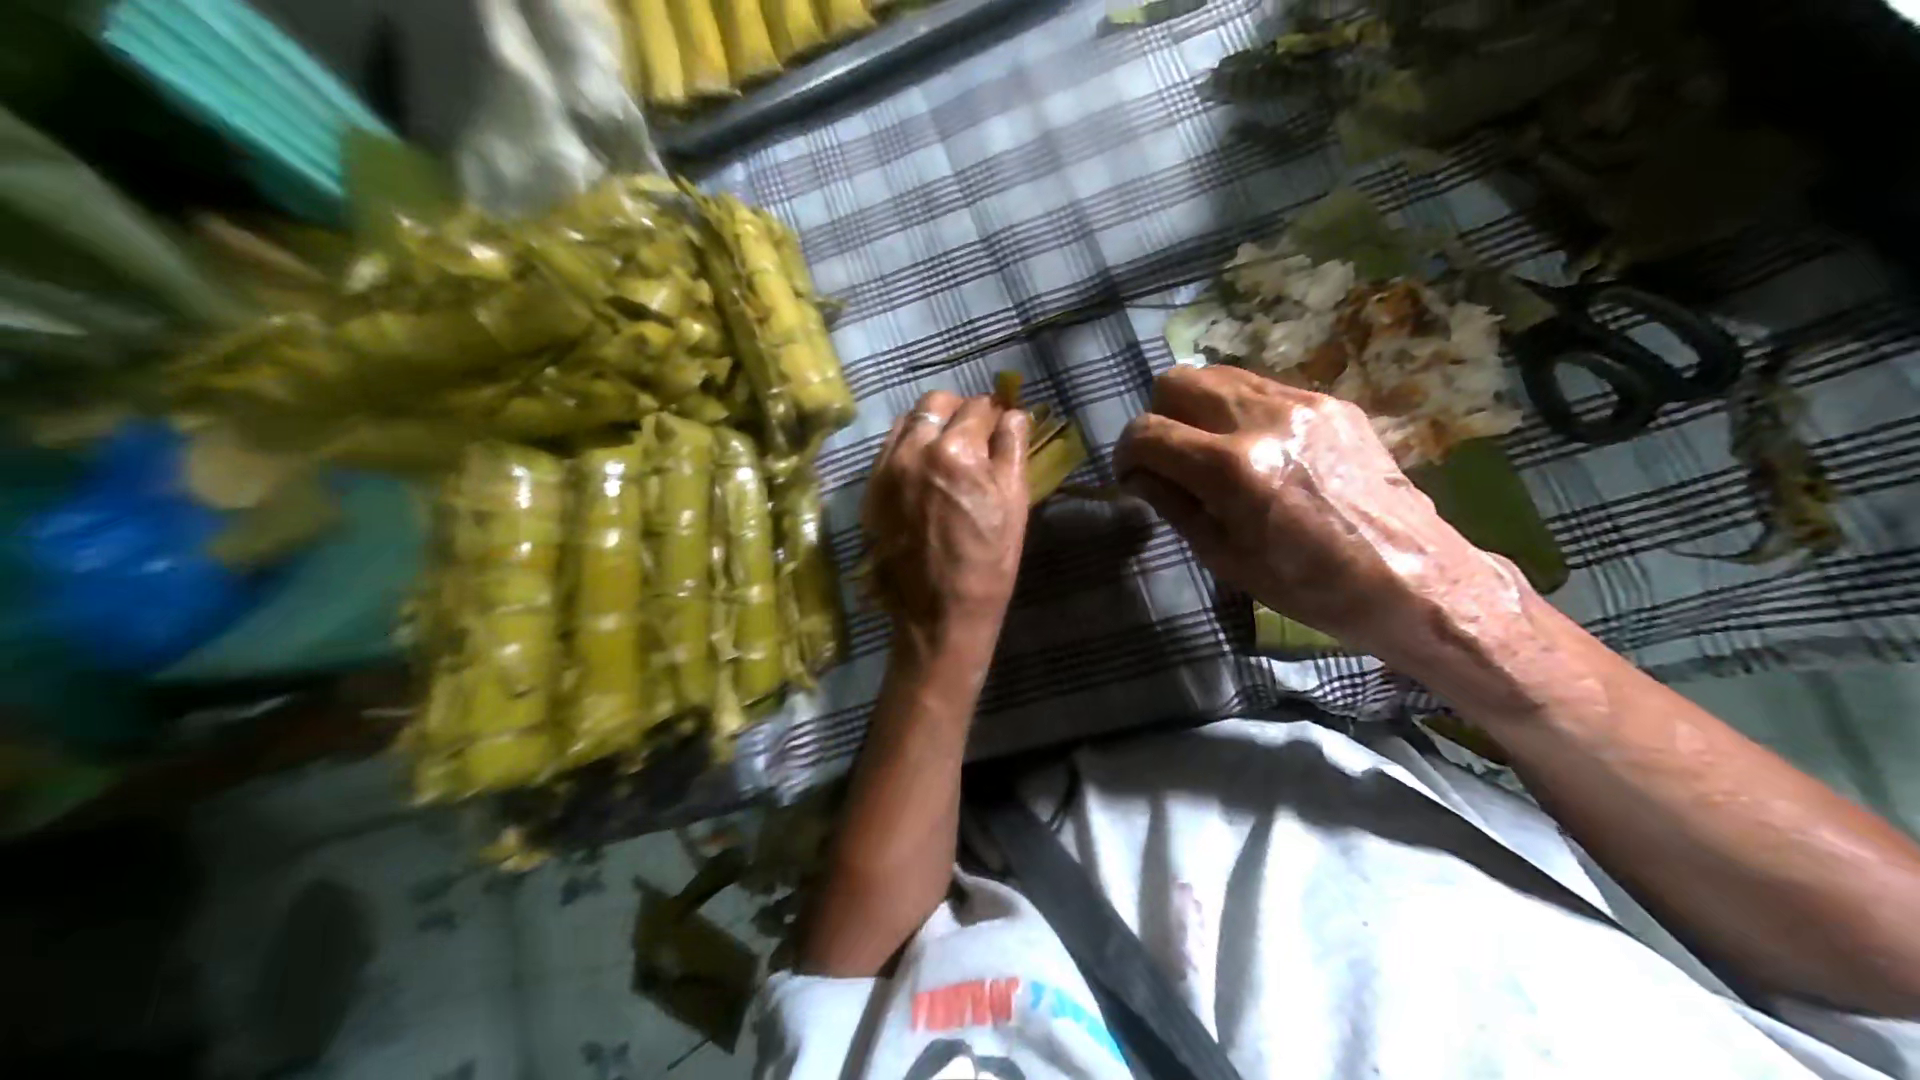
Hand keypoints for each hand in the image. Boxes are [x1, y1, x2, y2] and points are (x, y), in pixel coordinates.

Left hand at [864, 391, 1030, 650]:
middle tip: (974, 435)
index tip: (1001, 427)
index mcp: (955, 450)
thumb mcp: (1013, 502)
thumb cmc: (989, 560)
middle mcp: (912, 450)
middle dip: (959, 411)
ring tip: (947, 452)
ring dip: (930, 426)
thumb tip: (1012, 414)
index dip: (994, 414)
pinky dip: (908, 448)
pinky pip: (889, 450)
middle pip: (935, 404)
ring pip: (907, 422)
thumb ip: (1012, 448)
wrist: (940, 610)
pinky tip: (924, 472)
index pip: (978, 407)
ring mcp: (886, 469)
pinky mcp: (871, 490)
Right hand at [1114, 365, 1524, 662]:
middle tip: (1170, 457)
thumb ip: (1174, 504)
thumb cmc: (1309, 586)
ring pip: (1218, 374)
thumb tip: (1139, 474)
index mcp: (1233, 469)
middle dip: (1158, 417)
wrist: (1412, 579)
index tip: (1133, 475)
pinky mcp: (1331, 402)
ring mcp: (1303, 403)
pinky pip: (1261, 387)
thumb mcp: (1225, 557)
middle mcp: (1263, 419)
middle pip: (1176, 380)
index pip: (1147, 432)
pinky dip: (1240, 410)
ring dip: (1198, 408)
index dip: (1126, 453)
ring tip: (1211, 450)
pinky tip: (1258, 449)